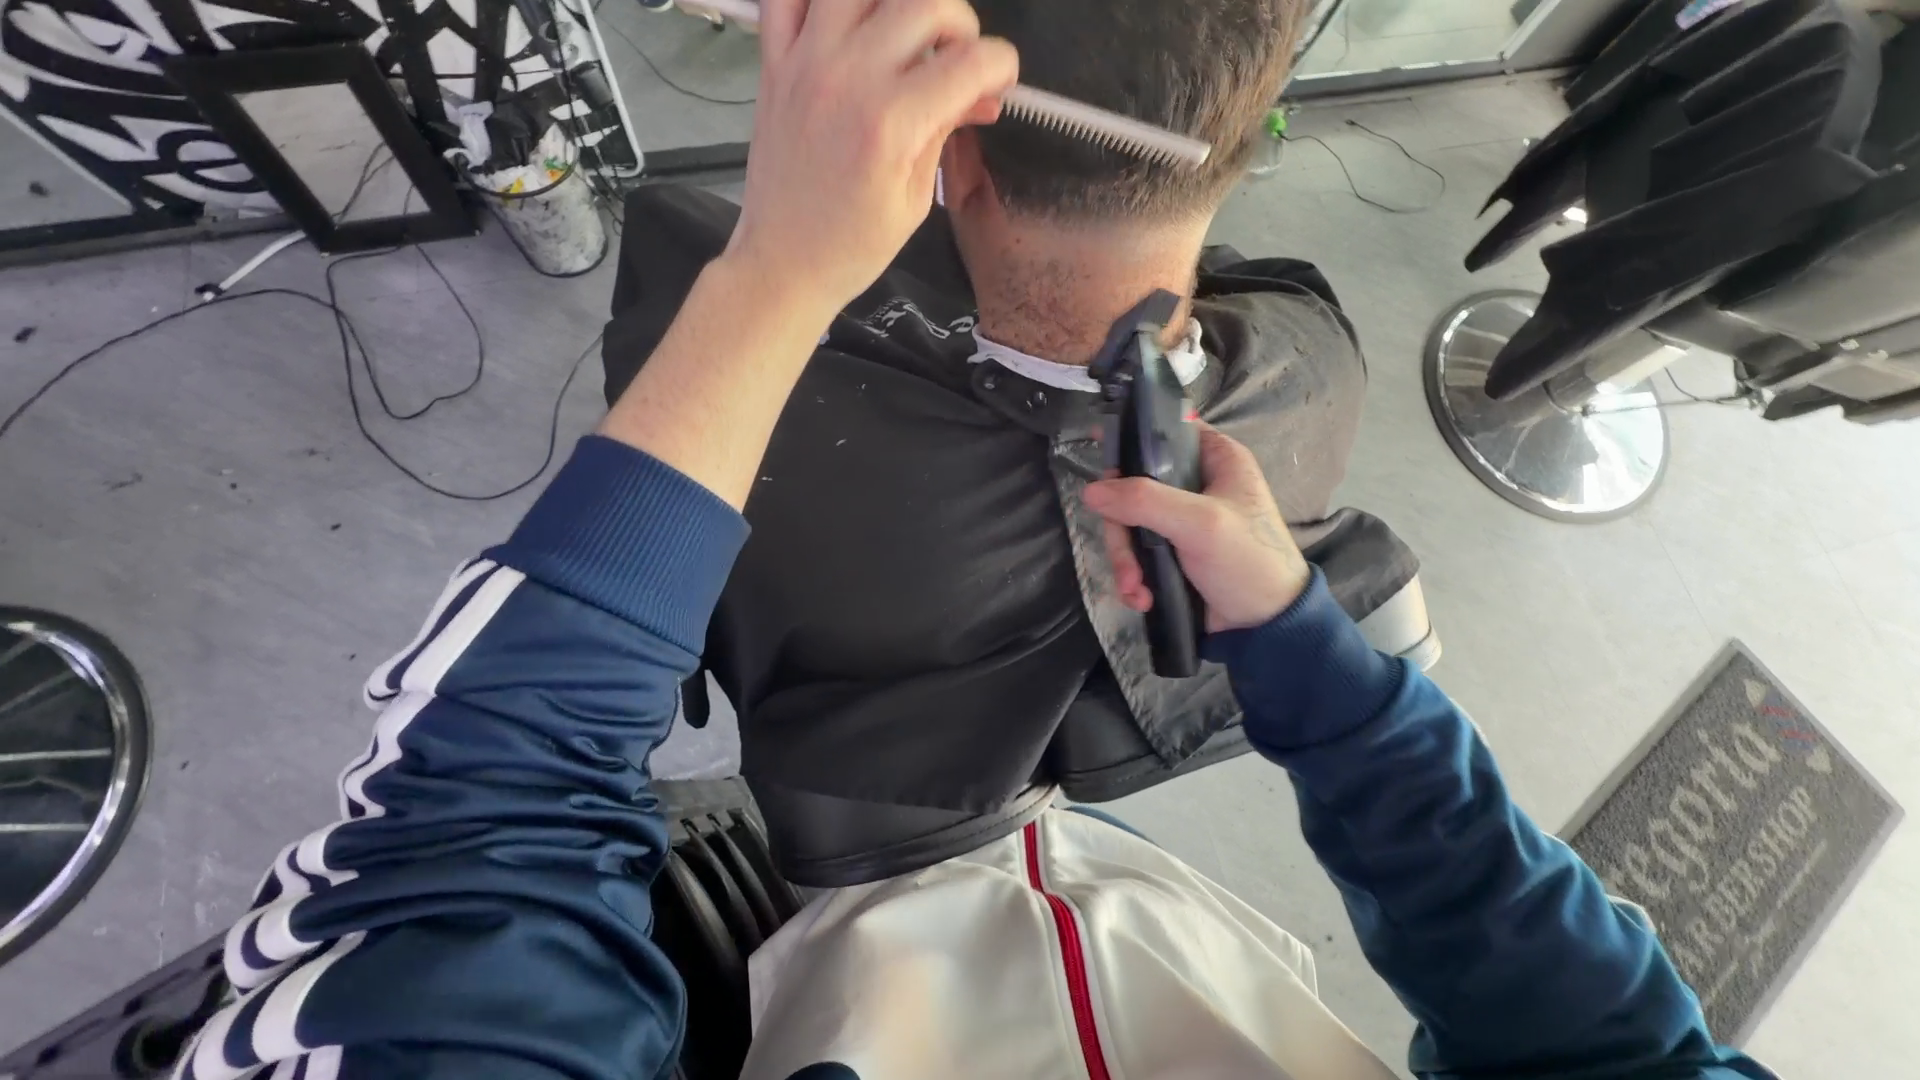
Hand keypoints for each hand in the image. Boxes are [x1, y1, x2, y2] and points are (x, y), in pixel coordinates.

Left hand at [726, 0, 1017, 314]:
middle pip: (925, 2)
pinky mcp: (774, 63)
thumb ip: (945, 133)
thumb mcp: (915, 201)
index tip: (1002, 79)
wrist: (783, 263)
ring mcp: (806, 63)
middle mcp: (849, 78)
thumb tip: (981, 96)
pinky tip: (848, 23)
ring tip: (908, 32)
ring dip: (899, 0)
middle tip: (960, 59)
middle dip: (961, 23)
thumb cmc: (852, 248)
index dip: (1000, 64)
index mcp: (892, 125)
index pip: (968, 62)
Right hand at [1082, 425, 1311, 632]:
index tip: (1097, 446)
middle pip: (1133, 486)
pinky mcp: (1171, 553)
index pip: (1164, 431)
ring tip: (1136, 588)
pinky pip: (1135, 553)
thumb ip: (1144, 501)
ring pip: (1129, 524)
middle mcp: (1195, 483)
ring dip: (1126, 561)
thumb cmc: (1248, 561)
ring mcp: (1180, 520)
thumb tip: (1090, 491)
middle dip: (1122, 531)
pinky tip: (1142, 597)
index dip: (1129, 438)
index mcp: (1215, 458)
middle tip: (1127, 561)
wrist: (1265, 626)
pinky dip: (1134, 577)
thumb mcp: (1199, 524)